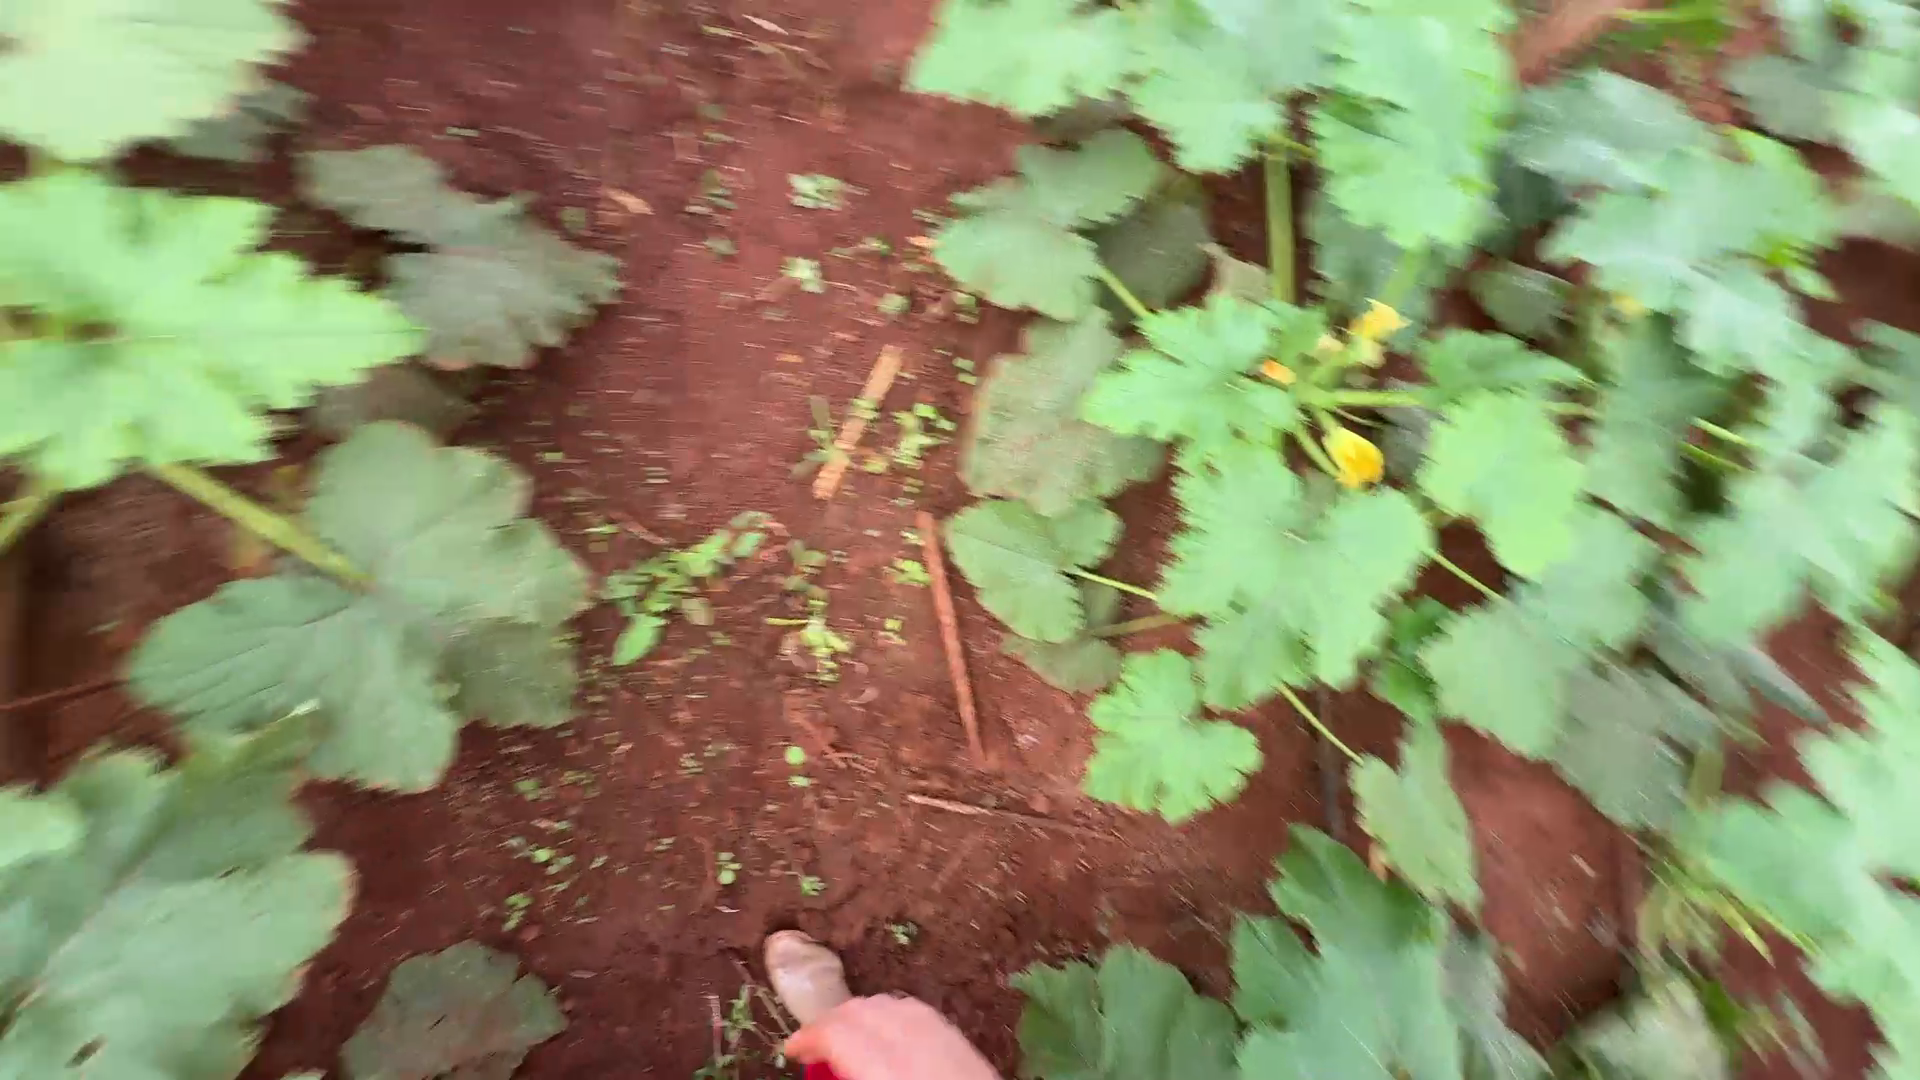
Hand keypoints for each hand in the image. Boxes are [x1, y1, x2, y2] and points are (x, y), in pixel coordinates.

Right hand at [784, 995, 999, 1079]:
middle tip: (814, 1049)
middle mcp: (920, 1050)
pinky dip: (897, 1018)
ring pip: (896, 1006)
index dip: (810, 1035)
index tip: (791, 1050)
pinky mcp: (966, 1049)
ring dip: (864, 1016)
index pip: (843, 1032)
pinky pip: (924, 1016)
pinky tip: (888, 1038)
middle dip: (834, 1022)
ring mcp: (948, 1044)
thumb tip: (822, 1072)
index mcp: (890, 1074)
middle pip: (868, 1011)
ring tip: (846, 1042)